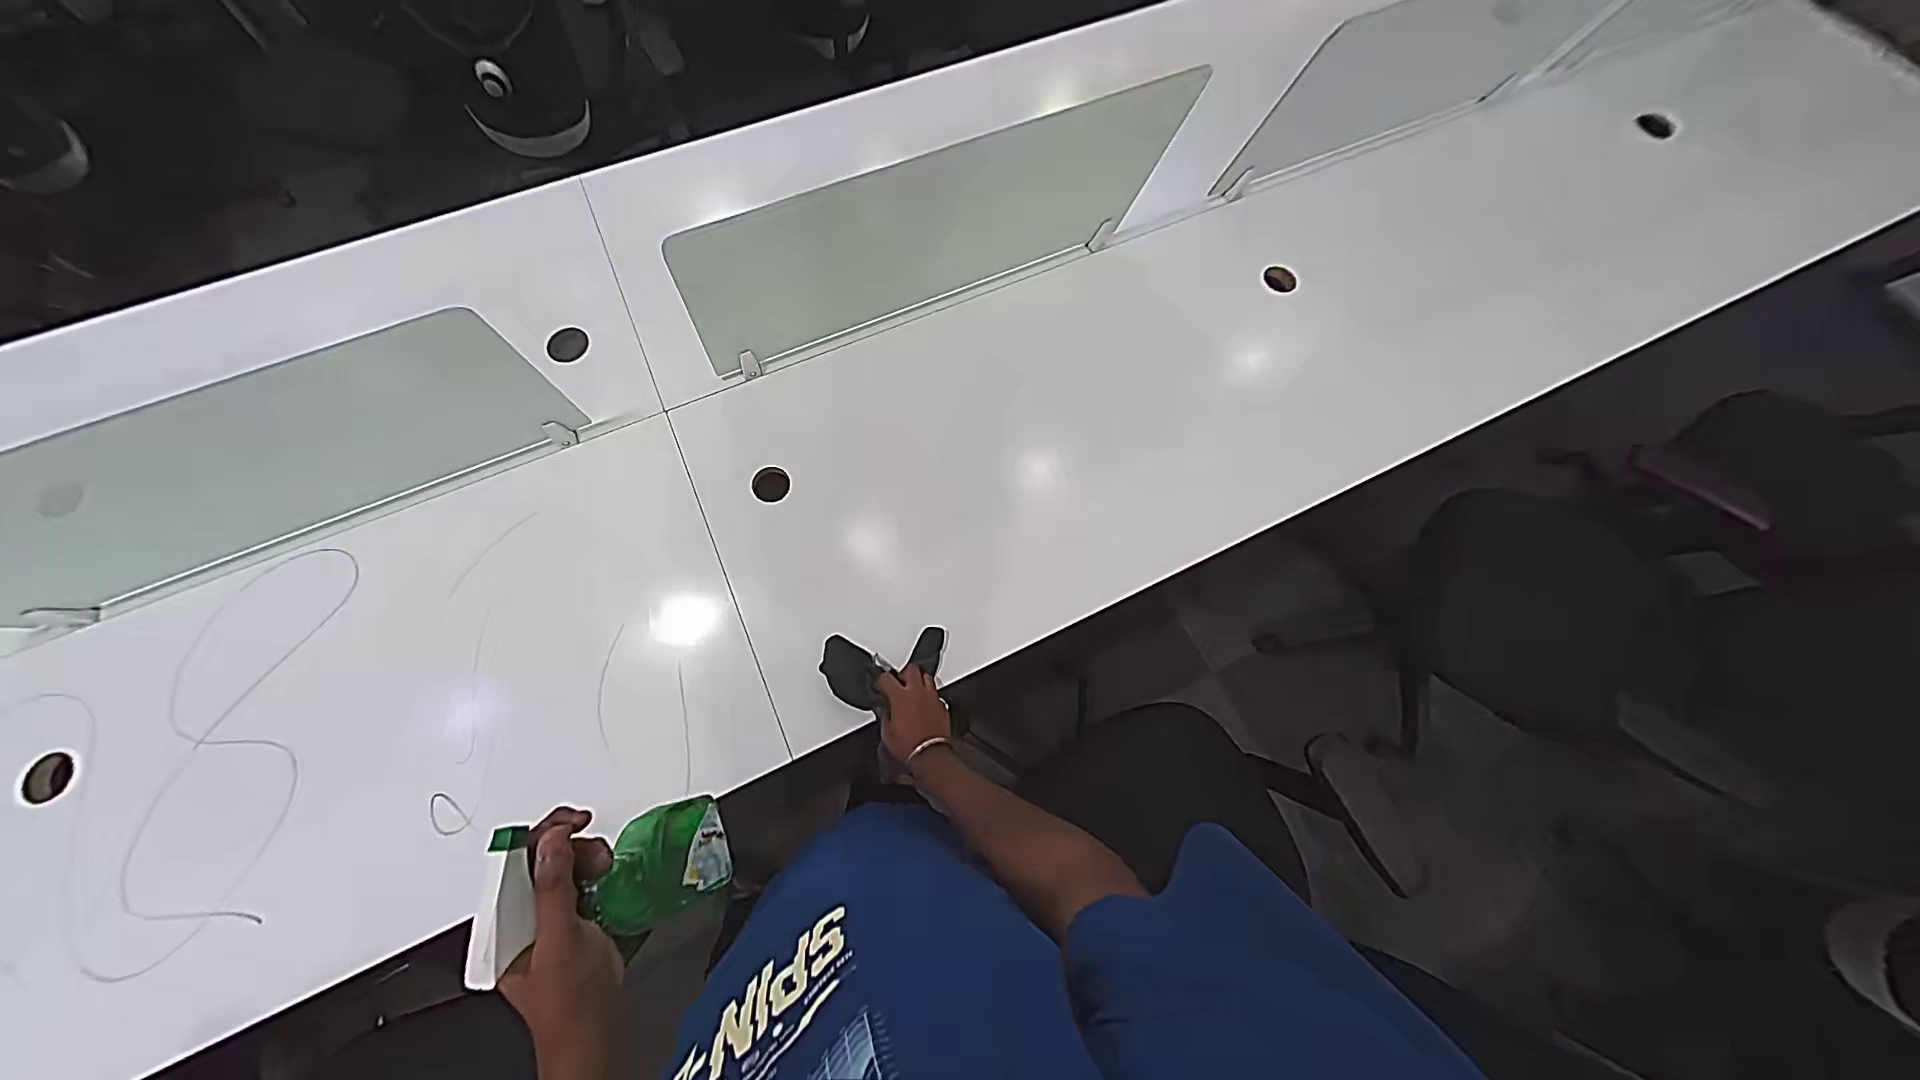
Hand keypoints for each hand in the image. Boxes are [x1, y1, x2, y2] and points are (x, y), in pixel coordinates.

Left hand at [499, 807, 621, 1079]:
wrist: (592, 1032)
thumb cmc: (572, 1000)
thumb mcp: (560, 939)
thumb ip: (552, 888)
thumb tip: (549, 841)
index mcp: (502, 926)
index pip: (513, 864)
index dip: (543, 835)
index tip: (574, 820)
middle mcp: (518, 919)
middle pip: (539, 860)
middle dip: (573, 847)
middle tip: (597, 853)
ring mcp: (543, 918)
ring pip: (561, 866)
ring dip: (587, 858)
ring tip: (604, 869)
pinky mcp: (567, 919)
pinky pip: (577, 880)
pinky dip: (594, 871)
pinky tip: (604, 878)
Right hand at [874, 664, 951, 766]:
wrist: (930, 755)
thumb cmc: (909, 745)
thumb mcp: (887, 731)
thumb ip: (885, 712)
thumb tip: (886, 706)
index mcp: (900, 696)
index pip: (886, 677)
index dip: (880, 680)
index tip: (880, 686)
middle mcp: (918, 692)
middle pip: (911, 669)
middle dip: (903, 674)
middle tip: (899, 684)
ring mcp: (932, 697)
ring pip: (927, 677)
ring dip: (918, 682)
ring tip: (913, 691)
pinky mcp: (942, 705)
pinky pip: (935, 693)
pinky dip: (929, 696)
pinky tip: (924, 704)